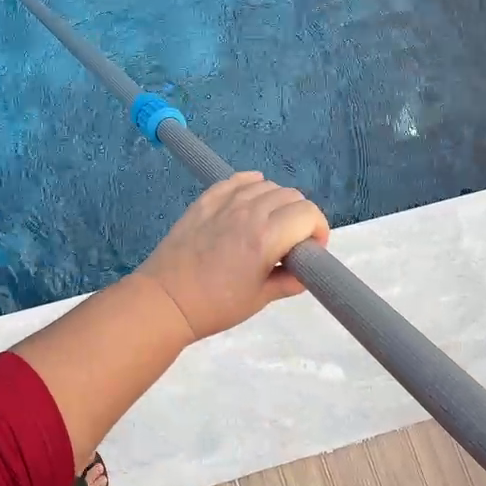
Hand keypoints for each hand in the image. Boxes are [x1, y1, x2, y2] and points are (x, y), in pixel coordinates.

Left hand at [131, 171, 330, 340]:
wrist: (167, 297)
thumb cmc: (215, 305)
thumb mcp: (260, 298)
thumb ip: (289, 280)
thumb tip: (305, 269)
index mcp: (265, 237)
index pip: (308, 213)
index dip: (318, 229)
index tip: (311, 248)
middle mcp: (248, 211)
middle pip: (290, 195)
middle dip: (300, 216)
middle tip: (292, 241)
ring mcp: (224, 201)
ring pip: (266, 184)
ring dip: (277, 201)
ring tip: (270, 224)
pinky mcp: (205, 199)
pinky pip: (236, 179)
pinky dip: (251, 185)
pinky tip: (252, 198)